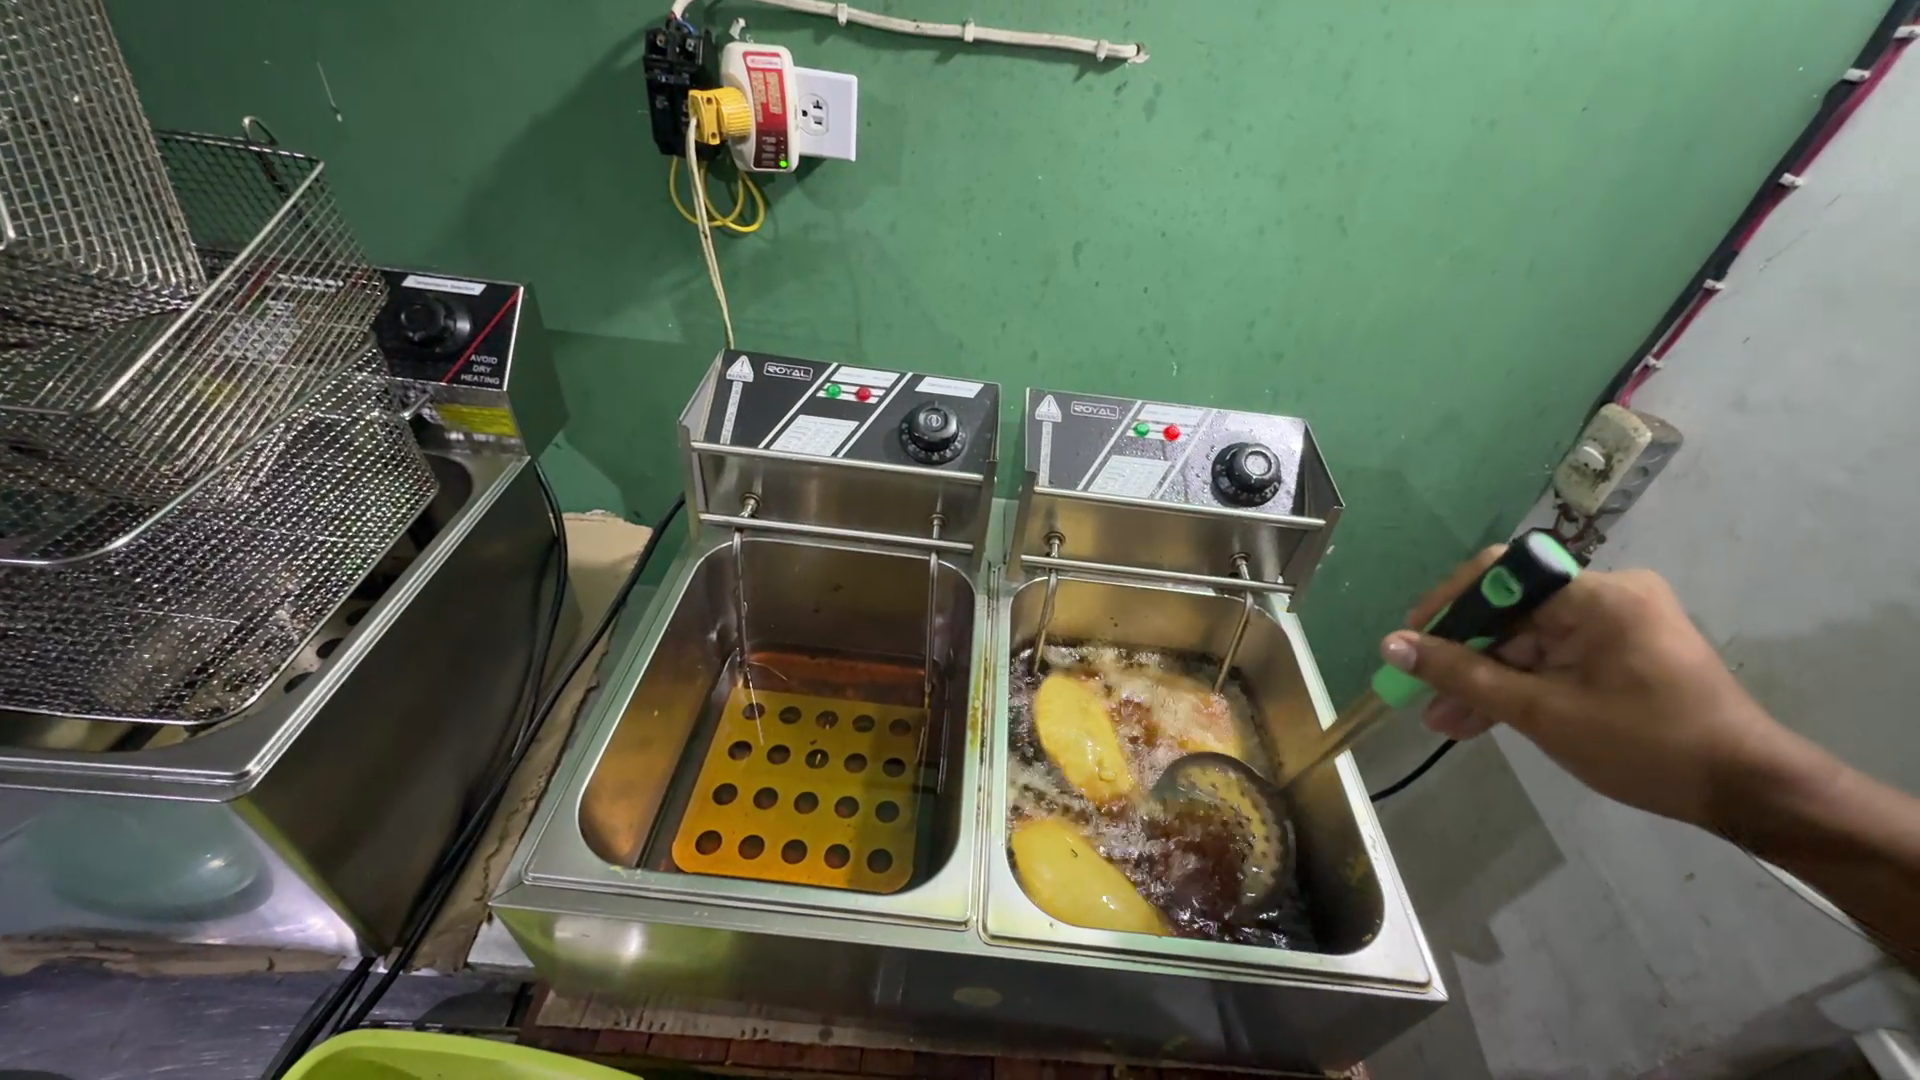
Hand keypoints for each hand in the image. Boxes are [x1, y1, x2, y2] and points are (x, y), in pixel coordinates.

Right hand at [1377, 546, 1833, 833]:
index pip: (1498, 574)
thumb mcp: (1540, 712)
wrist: (1749, 792)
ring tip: (1442, 720)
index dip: (1445, 604)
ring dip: (1483, 678)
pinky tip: (1478, 718)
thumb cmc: (1647, 746)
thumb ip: (1461, 675)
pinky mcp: (1619, 650)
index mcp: (1596, 596)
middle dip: (1460, 655)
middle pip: (1508, 612)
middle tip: (1419, 691)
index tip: (1410, 642)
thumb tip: (1391, 647)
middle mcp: (1606, 595)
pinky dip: (1516, 684)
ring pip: (1524, 640)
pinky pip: (1549, 656)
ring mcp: (1614, 623)